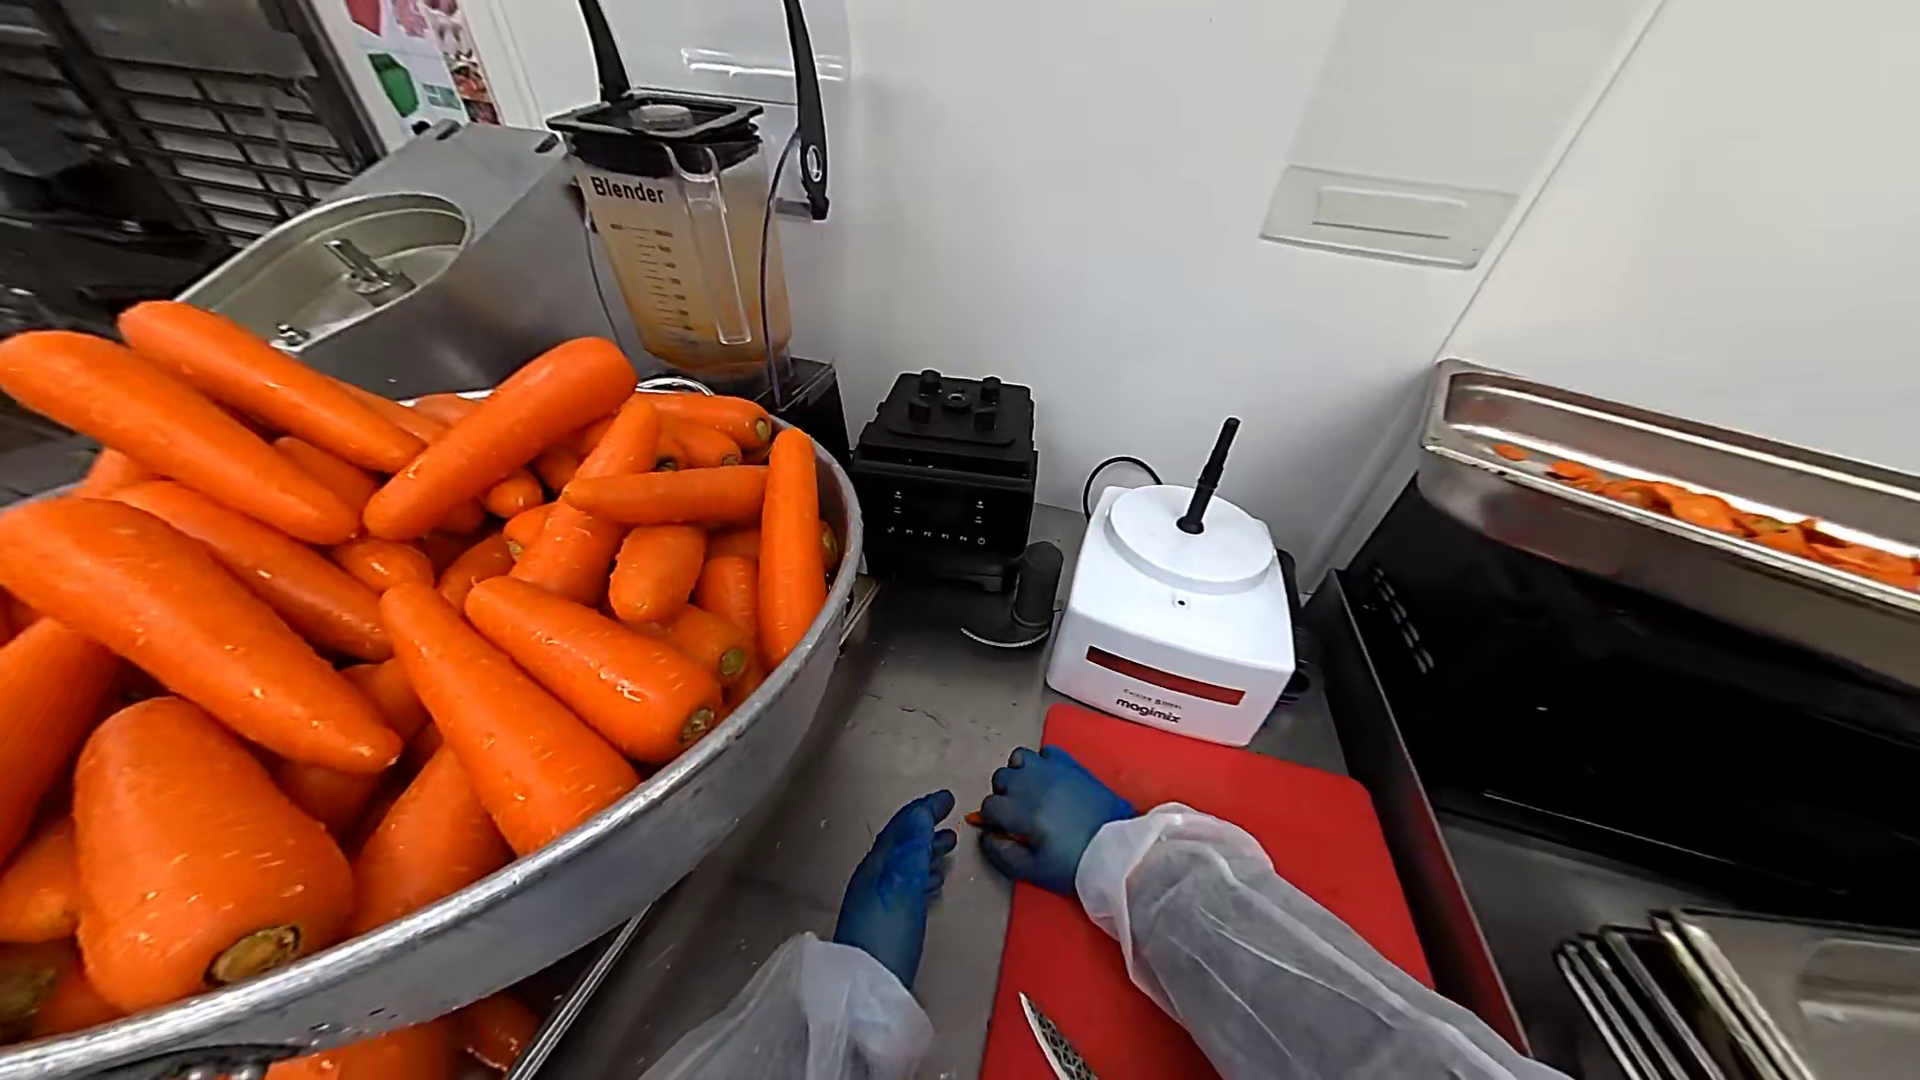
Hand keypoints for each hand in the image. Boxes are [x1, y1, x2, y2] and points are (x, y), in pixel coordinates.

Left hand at [832, 790, 956, 989]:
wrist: (863, 995)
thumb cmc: (887, 934)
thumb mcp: (903, 885)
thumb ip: (912, 848)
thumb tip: (921, 812)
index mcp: (877, 864)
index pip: (902, 826)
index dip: (925, 808)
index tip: (948, 798)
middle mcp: (874, 877)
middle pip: (903, 842)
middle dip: (927, 827)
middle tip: (952, 820)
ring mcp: (877, 901)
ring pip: (905, 864)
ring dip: (926, 850)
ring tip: (948, 846)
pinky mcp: (884, 923)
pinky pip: (907, 885)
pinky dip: (923, 875)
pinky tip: (934, 883)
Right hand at [978, 746, 1135, 895]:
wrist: (1116, 849)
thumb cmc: (1074, 863)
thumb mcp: (1034, 871)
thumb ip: (1003, 855)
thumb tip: (987, 837)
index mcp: (1019, 810)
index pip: (989, 806)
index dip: (992, 819)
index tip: (1004, 829)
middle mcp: (1029, 783)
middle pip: (1000, 777)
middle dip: (1003, 794)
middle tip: (1018, 811)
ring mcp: (1050, 769)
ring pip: (1019, 757)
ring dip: (1019, 772)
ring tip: (1030, 789)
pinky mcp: (1069, 763)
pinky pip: (1046, 752)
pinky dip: (1043, 762)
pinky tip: (1051, 779)